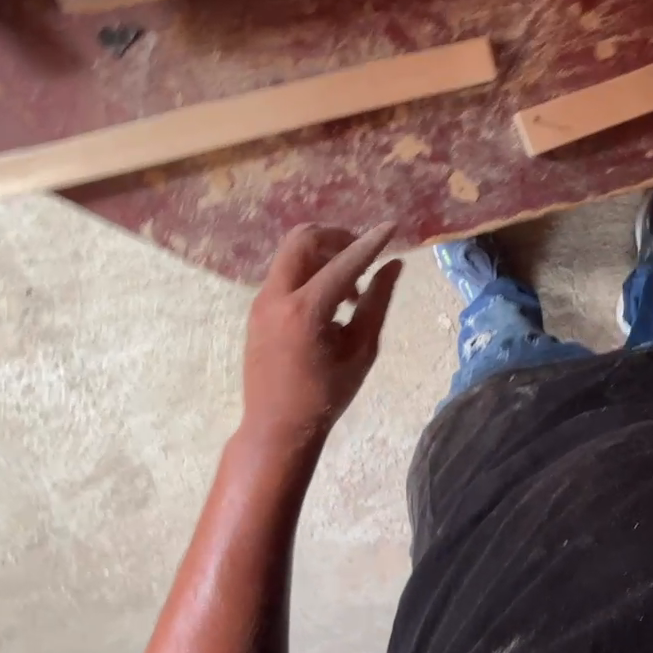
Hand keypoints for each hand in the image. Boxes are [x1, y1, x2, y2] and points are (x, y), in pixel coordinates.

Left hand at [241, 222, 401, 443]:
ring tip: (352, 290)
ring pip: (293, 253)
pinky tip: (332, 301)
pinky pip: (287, 272)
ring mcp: (262, 301)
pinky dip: (312, 272)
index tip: (393, 227)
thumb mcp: (362, 349)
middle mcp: (276, 297)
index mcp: (305, 310)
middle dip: (338, 237)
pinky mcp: (258, 308)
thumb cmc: (326, 393)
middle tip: (364, 254)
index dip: (371, 242)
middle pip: (304, 239)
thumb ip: (377, 303)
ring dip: (325, 255)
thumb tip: (393, 266)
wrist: (277, 425)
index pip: (344, 262)